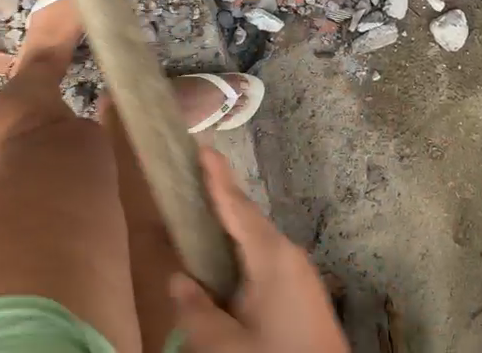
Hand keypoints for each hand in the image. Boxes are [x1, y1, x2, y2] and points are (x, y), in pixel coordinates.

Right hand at [170, 149, 348, 352]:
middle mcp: (289, 254)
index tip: (204, 148)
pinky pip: (266, 259)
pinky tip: (227, 263)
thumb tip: (177, 278)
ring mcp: (300, 272)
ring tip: (203, 215)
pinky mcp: (303, 291)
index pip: (238, 208)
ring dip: (231, 229)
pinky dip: (243, 252)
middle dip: (222, 200)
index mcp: (271, 256)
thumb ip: (196, 311)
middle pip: (248, 220)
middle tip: (195, 178)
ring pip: (258, 242)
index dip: (218, 179)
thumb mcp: (225, 346)